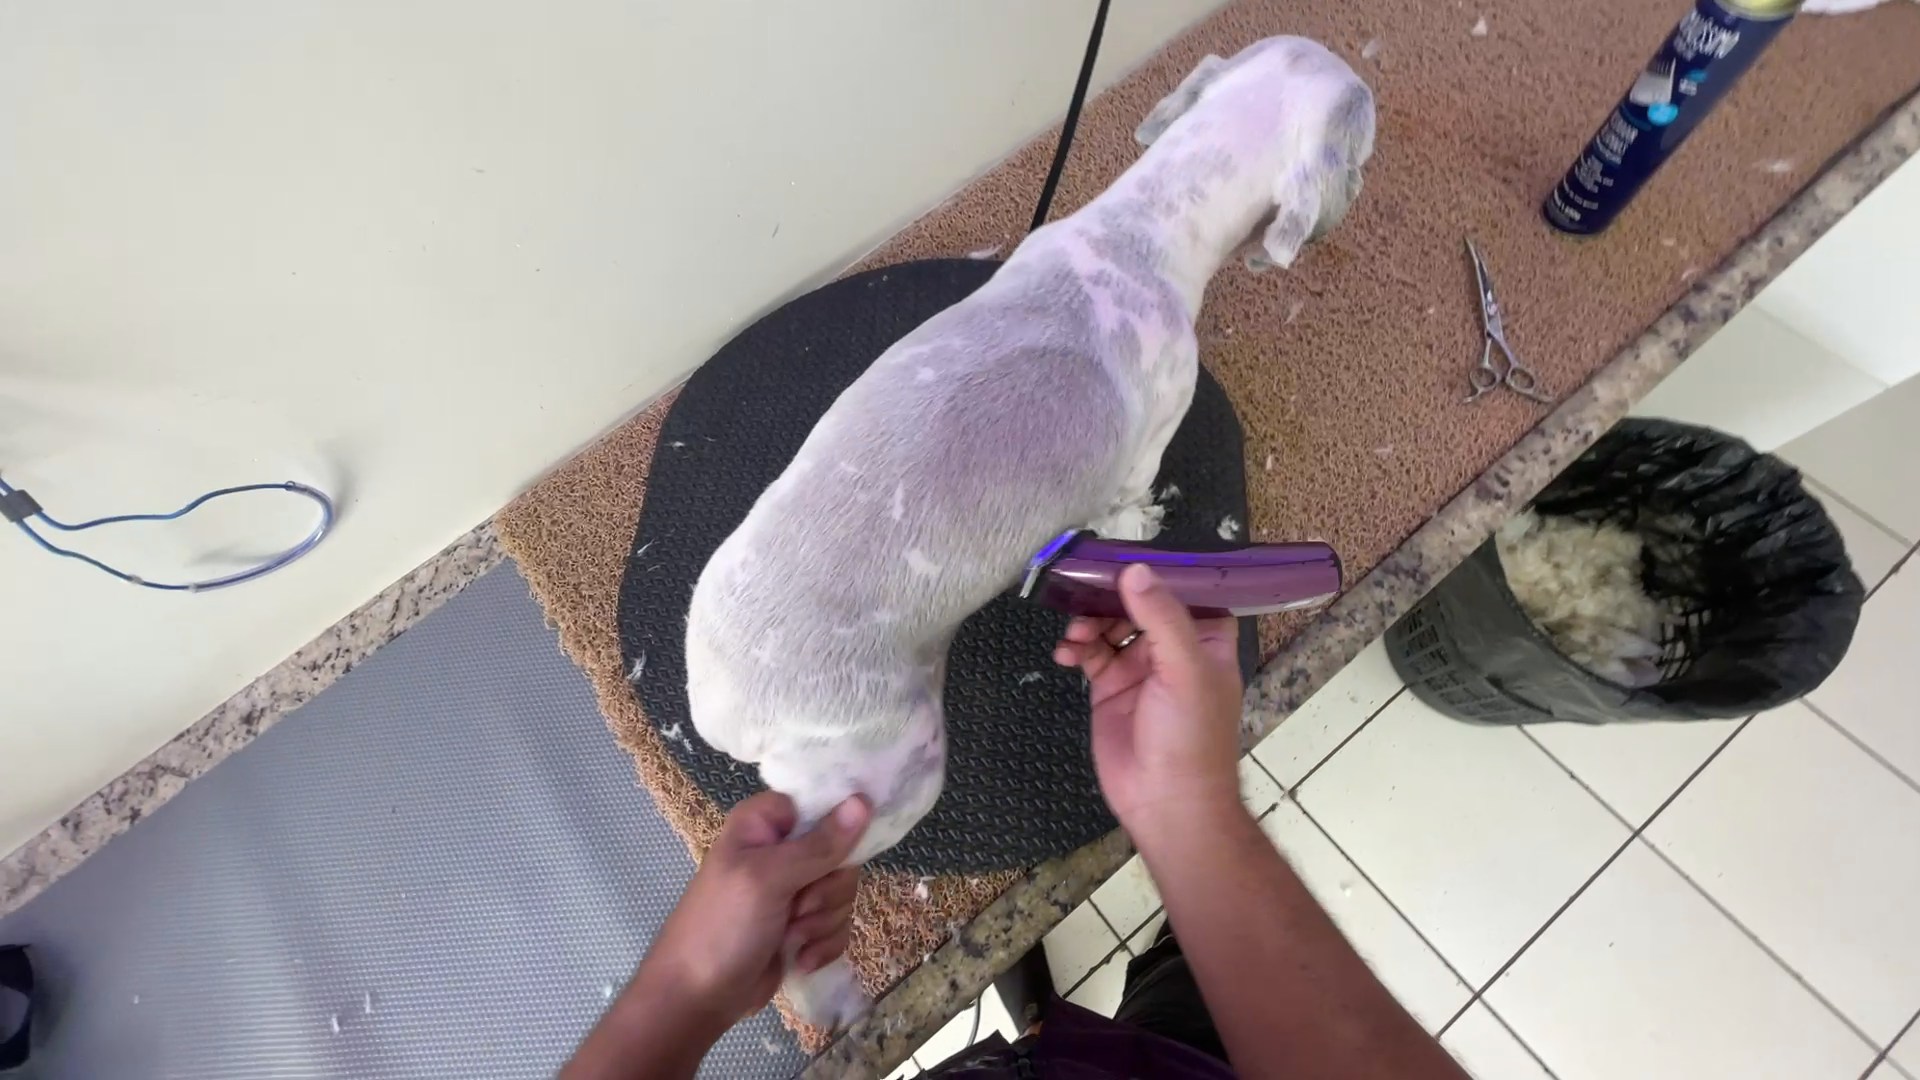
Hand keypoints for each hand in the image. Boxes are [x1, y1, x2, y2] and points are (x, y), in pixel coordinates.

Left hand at [639, 791, 870, 1031]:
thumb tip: (864, 801)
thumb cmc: (722, 927)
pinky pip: (840, 921)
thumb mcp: (768, 878)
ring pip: (843, 889)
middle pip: (842, 851)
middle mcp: (783, 847)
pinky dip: (823, 944)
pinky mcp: (804, 923)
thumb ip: (819, 844)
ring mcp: (795, 886)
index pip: (822, 802)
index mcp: (767, 821)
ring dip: (822, 921)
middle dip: (825, 889)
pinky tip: (799, 957)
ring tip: (789, 937)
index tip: (832, 856)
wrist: (696, 1002)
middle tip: (796, 907)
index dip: (836, 827)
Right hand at [1053, 564, 1245, 835]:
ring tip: (1076, 635)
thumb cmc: (1190, 736)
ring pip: (1109, 624)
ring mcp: (1138, 667)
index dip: (1160, 572)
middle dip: (1111, 597)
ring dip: (1088, 622)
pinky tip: (1065, 654)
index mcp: (1205, 640)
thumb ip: (1161, 618)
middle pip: (1138, 603)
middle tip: (1085, 593)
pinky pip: (1088, 652)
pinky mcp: (1109, 686)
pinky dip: (1074, 647)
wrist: (1164, 803)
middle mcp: (1172, 648)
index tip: (1126, 555)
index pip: (1186, 590)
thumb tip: (1134, 570)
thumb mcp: (1184, 671)